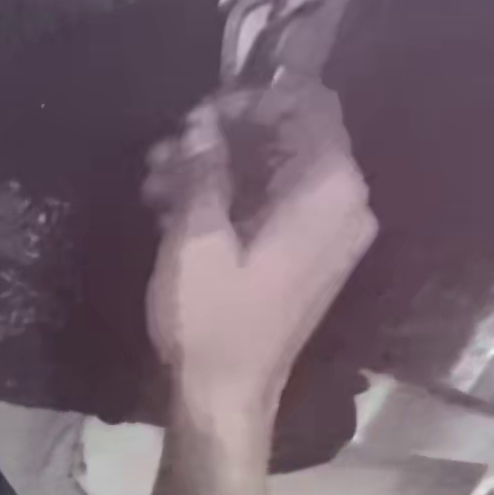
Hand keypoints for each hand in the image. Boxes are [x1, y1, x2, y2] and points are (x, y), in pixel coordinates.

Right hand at [144, 83, 375, 427]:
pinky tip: (171, 212)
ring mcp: (322, 236)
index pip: (306, 107)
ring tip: (154, 182)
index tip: (195, 114)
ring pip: (269, 177)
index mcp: (328, 190)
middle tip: (162, 151)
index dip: (250, 100)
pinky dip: (225, 203)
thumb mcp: (195, 240)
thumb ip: (202, 172)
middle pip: (286, 142)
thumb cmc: (210, 319)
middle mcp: (340, 205)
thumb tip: (200, 124)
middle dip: (221, 140)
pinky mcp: (300, 261)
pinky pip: (267, 210)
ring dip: (214, 173)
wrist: (224, 395)